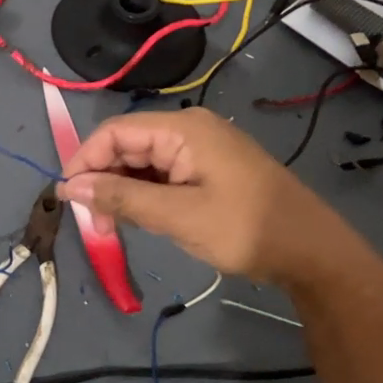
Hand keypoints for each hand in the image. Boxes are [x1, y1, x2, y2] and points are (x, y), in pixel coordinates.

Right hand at [57, 107, 375, 286]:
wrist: (314, 253)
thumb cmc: (246, 230)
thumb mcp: (178, 216)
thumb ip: (122, 197)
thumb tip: (70, 186)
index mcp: (183, 129)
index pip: (114, 132)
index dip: (85, 161)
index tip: (69, 199)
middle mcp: (189, 130)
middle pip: (126, 145)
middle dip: (102, 180)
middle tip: (94, 223)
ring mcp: (200, 149)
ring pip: (141, 162)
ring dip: (122, 191)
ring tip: (114, 226)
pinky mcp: (208, 169)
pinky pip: (161, 174)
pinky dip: (144, 194)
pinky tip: (139, 218)